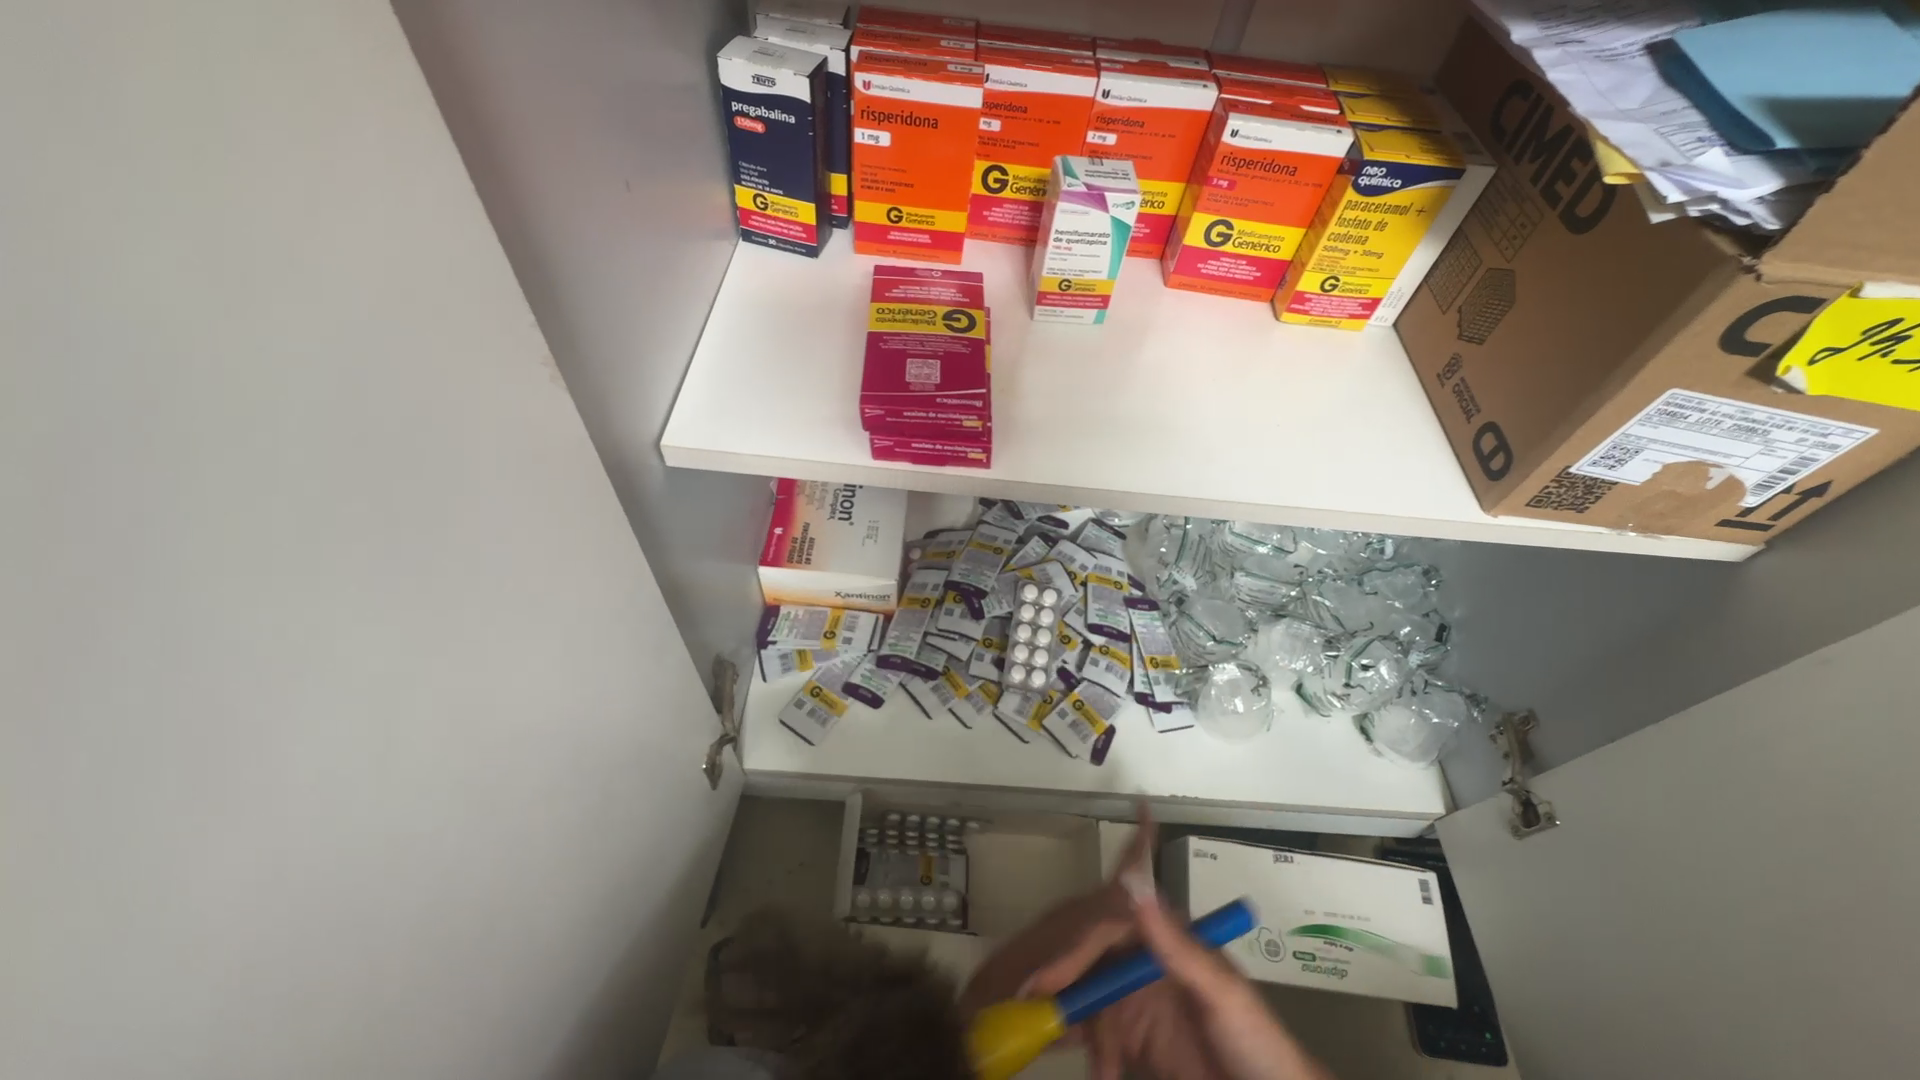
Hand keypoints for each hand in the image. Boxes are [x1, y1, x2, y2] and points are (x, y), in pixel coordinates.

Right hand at [961, 811, 1330, 1079]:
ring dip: (1083, 1034)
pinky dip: (1092, 1054)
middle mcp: (1148, 965)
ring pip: (1090, 1004)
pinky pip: (1098, 1038)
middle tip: (1031, 1010)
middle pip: (1090, 964)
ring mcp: (1140, 1005)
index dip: (1076, 951)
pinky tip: (1097, 1071)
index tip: (1047, 978)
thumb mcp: (1222, 996)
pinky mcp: (1136, 1042)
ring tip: (1087, 1063)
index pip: (1109, 932)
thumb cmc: (1260, 1048)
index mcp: (1168, 943)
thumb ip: (1178, 947)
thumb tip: (1135, 893)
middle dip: (1062, 986)